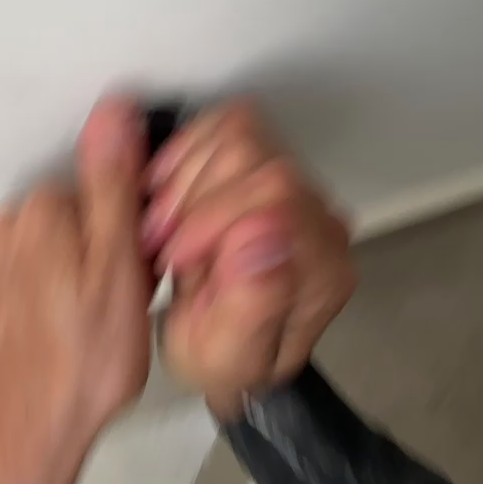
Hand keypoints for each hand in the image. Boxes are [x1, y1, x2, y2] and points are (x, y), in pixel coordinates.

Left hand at [0, 96, 155, 483]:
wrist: (29, 436)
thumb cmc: (86, 357)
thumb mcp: (119, 268)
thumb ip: (115, 186)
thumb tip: (114, 110)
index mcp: (43, 207)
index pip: (108, 183)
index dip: (137, 223)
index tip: (145, 264)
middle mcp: (10, 221)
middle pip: (84, 208)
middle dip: (111, 240)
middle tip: (125, 295)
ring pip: (64, 237)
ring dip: (87, 262)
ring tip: (99, 315)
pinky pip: (42, 263)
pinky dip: (62, 282)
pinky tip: (73, 321)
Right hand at [142, 100, 355, 418]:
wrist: (218, 344)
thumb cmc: (222, 357)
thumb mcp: (225, 360)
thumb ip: (251, 308)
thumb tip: (265, 237)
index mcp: (321, 268)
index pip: (279, 196)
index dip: (212, 216)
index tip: (175, 254)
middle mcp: (317, 220)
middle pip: (258, 158)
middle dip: (192, 198)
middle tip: (161, 242)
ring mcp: (294, 185)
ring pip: (240, 133)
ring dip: (184, 178)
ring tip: (164, 225)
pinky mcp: (266, 162)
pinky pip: (227, 124)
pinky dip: (185, 152)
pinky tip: (168, 191)